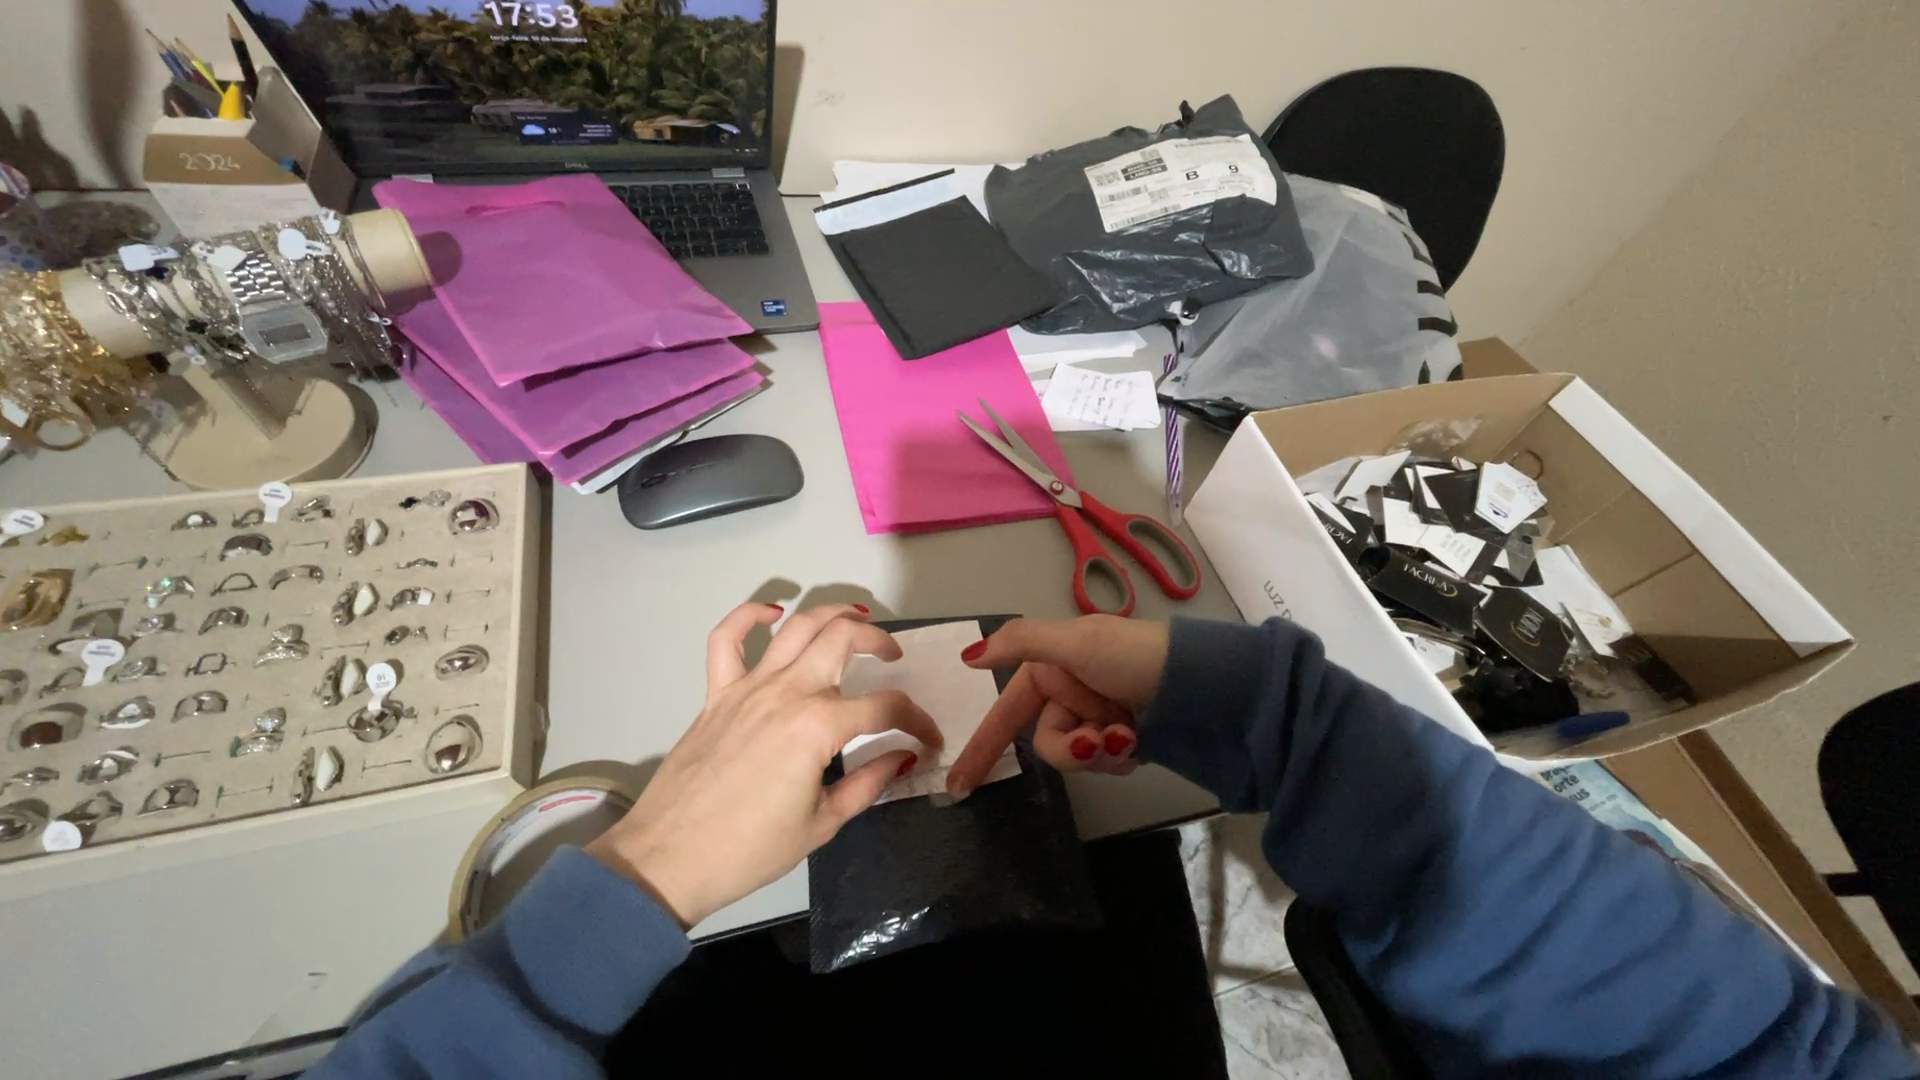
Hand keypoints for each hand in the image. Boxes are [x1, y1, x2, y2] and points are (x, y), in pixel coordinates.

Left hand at [586, 602, 942, 926]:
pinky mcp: (716, 693)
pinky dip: (749, 615)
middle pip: (843, 640)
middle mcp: (787, 692)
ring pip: (797, 627)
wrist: (668, 861)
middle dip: (879, 641)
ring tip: (855, 620)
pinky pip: (727, 639)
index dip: (916, 721)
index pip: (884, 708)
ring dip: (832, 614)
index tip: (928, 739)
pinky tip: (772, 613)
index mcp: (819, 727)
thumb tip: (904, 757)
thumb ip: (868, 783)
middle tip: (892, 658)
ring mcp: (749, 687)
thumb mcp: (822, 824)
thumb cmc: (750, 851)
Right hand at [944, 616, 1170, 799]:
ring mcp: (1097, 716)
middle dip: (1071, 744)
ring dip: (1099, 750)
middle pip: (1046, 739)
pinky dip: (1119, 755)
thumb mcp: (1076, 643)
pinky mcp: (1122, 739)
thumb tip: (970, 657)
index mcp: (1052, 666)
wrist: (1204, 684)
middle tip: (1098, 737)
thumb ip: (1021, 643)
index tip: (958, 785)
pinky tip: (1140, 740)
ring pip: (1075, 756)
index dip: (983, 745)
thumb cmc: (1133, 657)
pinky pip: (1103, 763)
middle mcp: (1071, 691)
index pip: (1007, 711)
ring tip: (1127, 735)